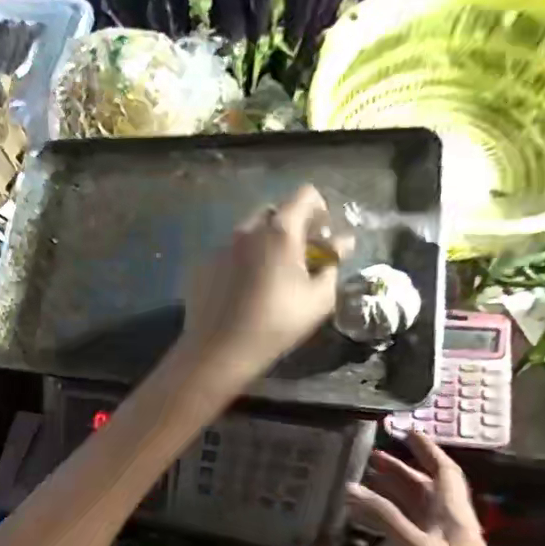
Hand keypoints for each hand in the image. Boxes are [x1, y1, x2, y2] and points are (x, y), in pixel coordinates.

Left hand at [178, 185, 346, 377]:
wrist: (220, 351)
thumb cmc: (277, 324)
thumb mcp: (319, 299)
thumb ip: (333, 263)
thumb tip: (343, 242)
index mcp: (280, 231)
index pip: (305, 195)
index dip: (319, 210)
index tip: (321, 236)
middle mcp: (247, 230)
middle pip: (273, 212)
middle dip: (290, 227)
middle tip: (297, 257)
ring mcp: (220, 246)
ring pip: (247, 233)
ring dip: (263, 245)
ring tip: (268, 277)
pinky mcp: (202, 265)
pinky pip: (228, 253)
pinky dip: (240, 262)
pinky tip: (242, 291)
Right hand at [348, 434, 513, 545]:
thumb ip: (385, 518)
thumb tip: (350, 487)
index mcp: (454, 514)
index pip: (443, 471)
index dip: (426, 449)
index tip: (404, 431)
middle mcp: (446, 525)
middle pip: (423, 489)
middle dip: (399, 471)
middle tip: (369, 458)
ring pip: (411, 511)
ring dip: (389, 496)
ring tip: (360, 483)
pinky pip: (402, 533)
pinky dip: (383, 523)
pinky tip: (363, 522)